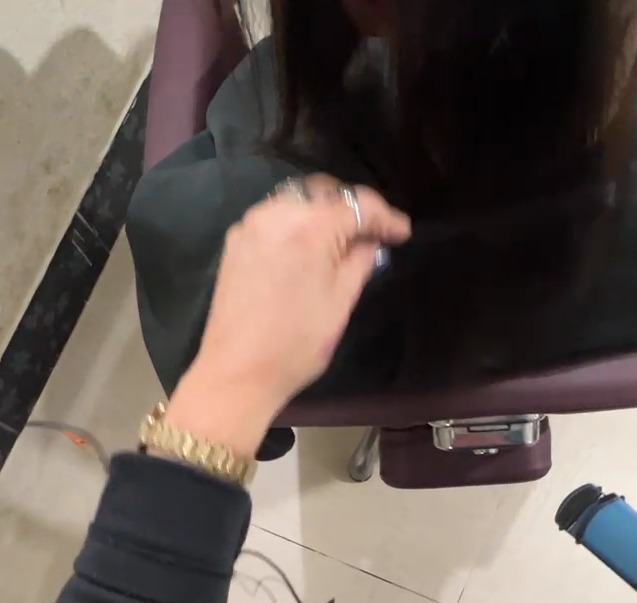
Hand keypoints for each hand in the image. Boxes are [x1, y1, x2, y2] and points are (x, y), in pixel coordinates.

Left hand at [164, 176, 410, 454]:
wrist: (236, 373)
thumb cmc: (295, 346)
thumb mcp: (339, 306)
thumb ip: (359, 264)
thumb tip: (370, 244)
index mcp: (309, 228)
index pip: (357, 205)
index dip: (384, 217)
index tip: (401, 233)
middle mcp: (276, 215)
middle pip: (324, 195)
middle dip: (351, 211)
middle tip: (371, 236)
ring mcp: (250, 227)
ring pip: (296, 202)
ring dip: (322, 216)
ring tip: (339, 245)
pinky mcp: (234, 244)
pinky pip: (273, 220)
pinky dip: (295, 227)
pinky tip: (305, 252)